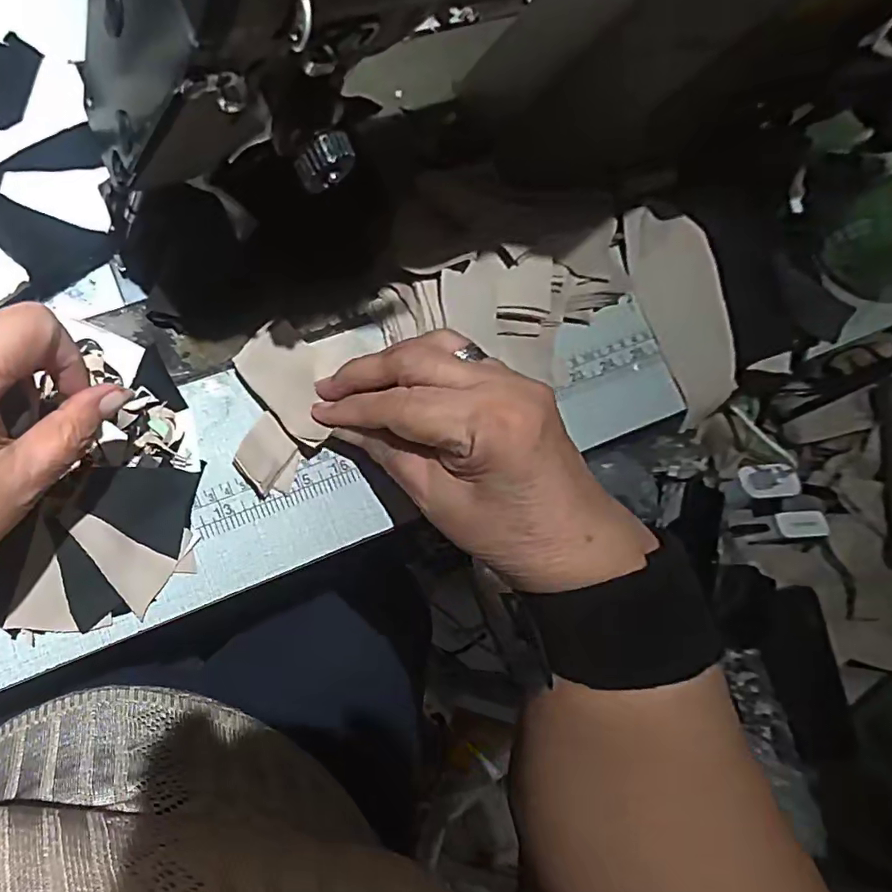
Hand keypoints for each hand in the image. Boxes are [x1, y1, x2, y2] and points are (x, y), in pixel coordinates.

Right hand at [311, 330, 656, 592]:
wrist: (573, 544)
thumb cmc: (503, 534)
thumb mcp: (434, 499)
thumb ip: (388, 452)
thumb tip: (344, 424)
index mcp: (486, 422)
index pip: (401, 402)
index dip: (354, 407)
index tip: (318, 411)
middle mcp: (503, 386)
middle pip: (416, 361)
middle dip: (364, 373)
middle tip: (327, 389)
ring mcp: (514, 379)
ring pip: (437, 347)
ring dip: (390, 360)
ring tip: (355, 381)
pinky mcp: (515, 384)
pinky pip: (458, 356)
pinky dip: (419, 362)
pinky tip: (396, 379)